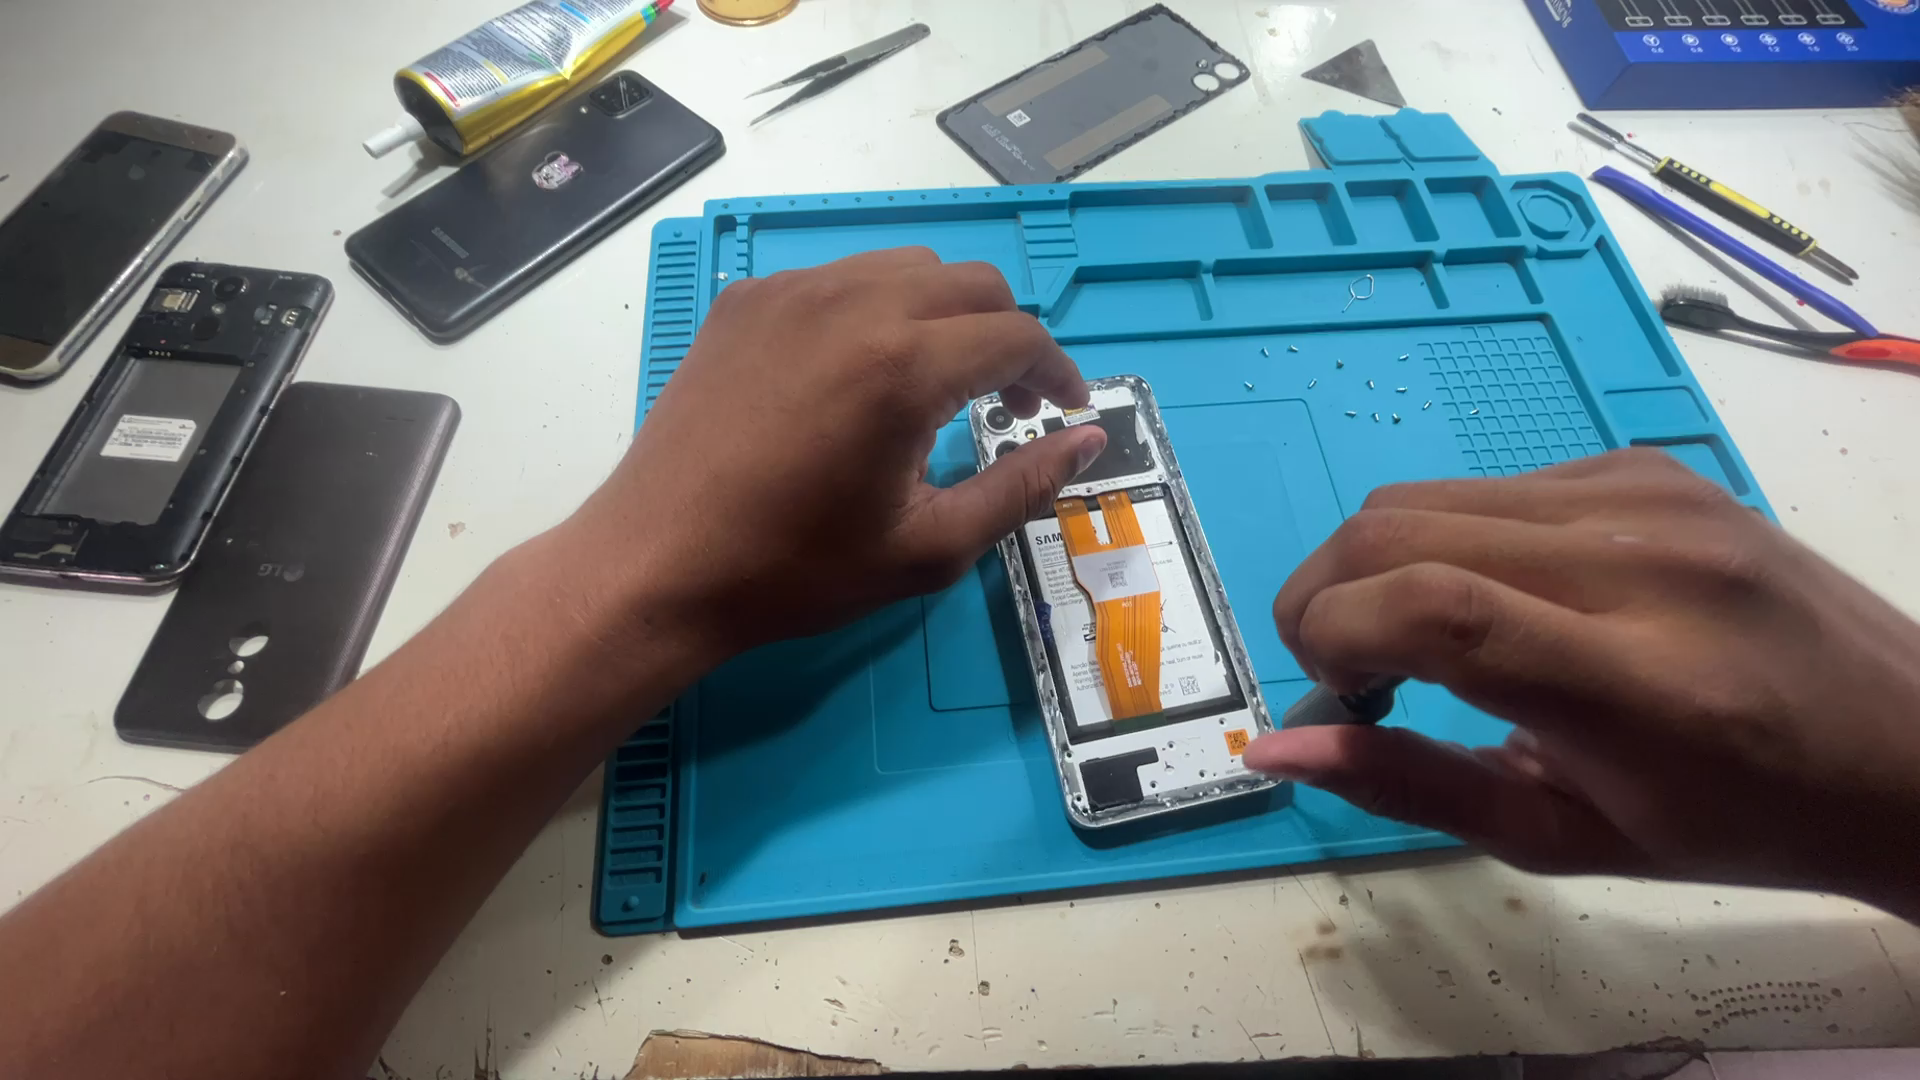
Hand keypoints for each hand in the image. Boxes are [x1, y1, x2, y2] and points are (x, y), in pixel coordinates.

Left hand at [559, 247, 1105, 658]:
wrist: (657, 566)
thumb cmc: (796, 571)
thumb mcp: (928, 548)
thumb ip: (1021, 487)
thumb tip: (1089, 440)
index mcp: (903, 365)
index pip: (1016, 335)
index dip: (1057, 372)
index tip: (1065, 412)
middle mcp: (852, 302)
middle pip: (972, 284)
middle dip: (1008, 339)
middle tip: (1006, 408)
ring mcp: (790, 292)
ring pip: (907, 269)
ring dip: (947, 318)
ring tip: (936, 388)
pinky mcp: (747, 302)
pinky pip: (841, 280)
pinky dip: (880, 311)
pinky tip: (861, 374)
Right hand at [1244, 448, 1919, 912]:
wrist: (1915, 744)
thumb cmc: (1726, 820)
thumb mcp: (1552, 836)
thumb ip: (1400, 784)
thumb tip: (1269, 749)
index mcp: (1640, 687)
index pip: (1430, 610)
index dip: (1331, 632)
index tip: (1334, 684)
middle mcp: (1644, 564)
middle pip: (1390, 532)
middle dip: (1321, 597)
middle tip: (1350, 664)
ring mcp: (1642, 496)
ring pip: (1408, 500)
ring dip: (1365, 569)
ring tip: (1408, 630)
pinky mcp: (1636, 466)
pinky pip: (1466, 490)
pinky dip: (1428, 542)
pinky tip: (1482, 591)